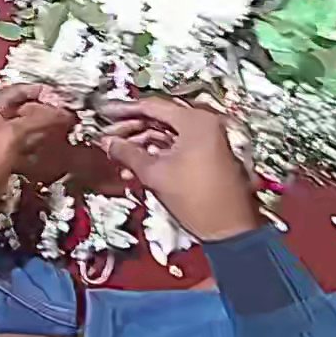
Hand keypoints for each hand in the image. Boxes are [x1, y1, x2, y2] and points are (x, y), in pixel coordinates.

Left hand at [0, 85, 71, 241]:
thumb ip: (38, 119)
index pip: (23, 89)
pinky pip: (29, 146)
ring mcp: (3, 140)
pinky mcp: (8, 159)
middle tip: (73, 117)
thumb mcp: (12, 136)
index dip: (44, 91)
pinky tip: (55, 152)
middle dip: (50, 110)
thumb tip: (65, 112)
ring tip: (69, 132)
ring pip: (31, 128)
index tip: (67, 100)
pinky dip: (42, 147)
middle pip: (29, 108)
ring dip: (48, 129)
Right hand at [99, 98, 260, 241]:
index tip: (105, 114)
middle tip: (110, 140)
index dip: (125, 111)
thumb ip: (128, 153)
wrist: (229, 230)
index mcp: (194, 121)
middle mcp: (203, 123)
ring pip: (166, 134)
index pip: (152, 107)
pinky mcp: (207, 153)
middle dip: (132, 131)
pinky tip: (137, 167)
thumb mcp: (155, 174)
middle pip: (159, 119)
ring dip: (142, 146)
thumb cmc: (194, 198)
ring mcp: (207, 138)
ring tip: (120, 159)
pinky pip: (177, 146)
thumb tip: (107, 142)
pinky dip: (157, 154)